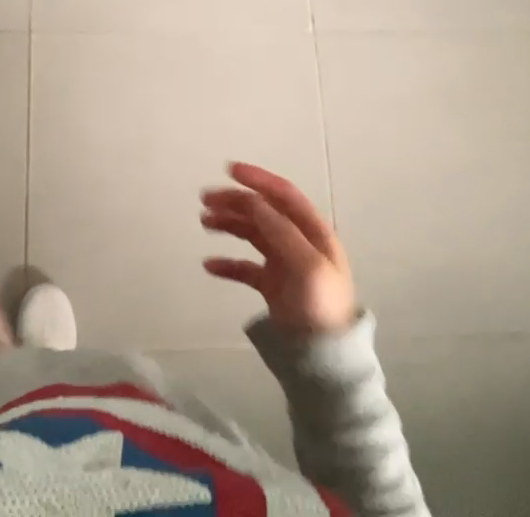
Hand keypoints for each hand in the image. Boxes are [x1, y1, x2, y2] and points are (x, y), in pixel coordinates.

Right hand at [200, 162, 357, 335]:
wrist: (325, 359)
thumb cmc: (320, 306)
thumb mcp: (307, 265)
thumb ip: (281, 231)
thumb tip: (255, 201)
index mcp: (313, 232)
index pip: (284, 195)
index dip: (258, 179)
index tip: (229, 170)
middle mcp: (298, 242)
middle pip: (263, 212)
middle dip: (235, 201)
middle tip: (205, 199)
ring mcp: (284, 264)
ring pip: (252, 234)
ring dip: (229, 223)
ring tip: (204, 222)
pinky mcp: (272, 287)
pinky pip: (245, 268)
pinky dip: (227, 263)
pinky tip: (209, 265)